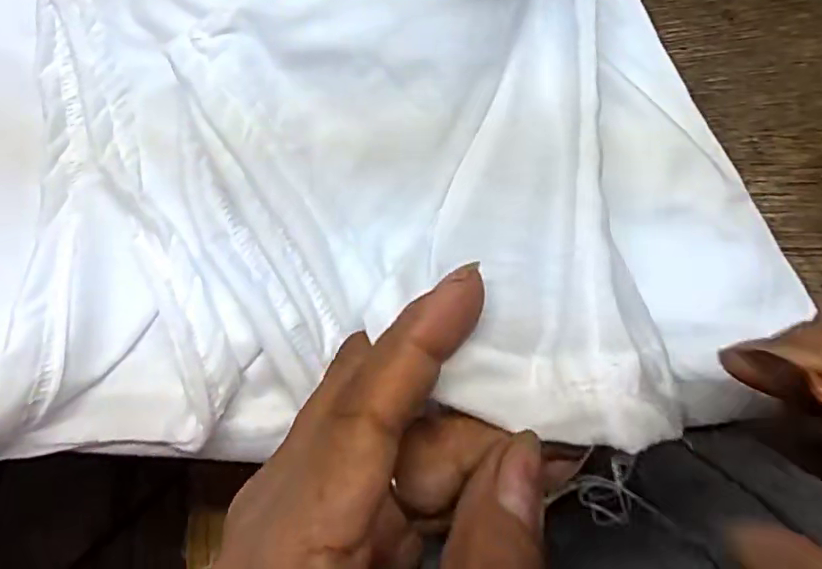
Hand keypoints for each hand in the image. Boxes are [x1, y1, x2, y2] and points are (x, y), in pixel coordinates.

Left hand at [216, 265, 547, 568]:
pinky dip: (439, 488)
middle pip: (376, 421)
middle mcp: (278, 513)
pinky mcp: (312, 548)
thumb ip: (485, 558)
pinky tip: (491, 492)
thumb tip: (525, 455)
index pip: (360, 406)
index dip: (419, 337)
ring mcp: (291, 530)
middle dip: (462, 413)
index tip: (468, 281)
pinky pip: (381, 491)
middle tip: (543, 419)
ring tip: (537, 458)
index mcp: (288, 535)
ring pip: (384, 454)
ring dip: (460, 454)